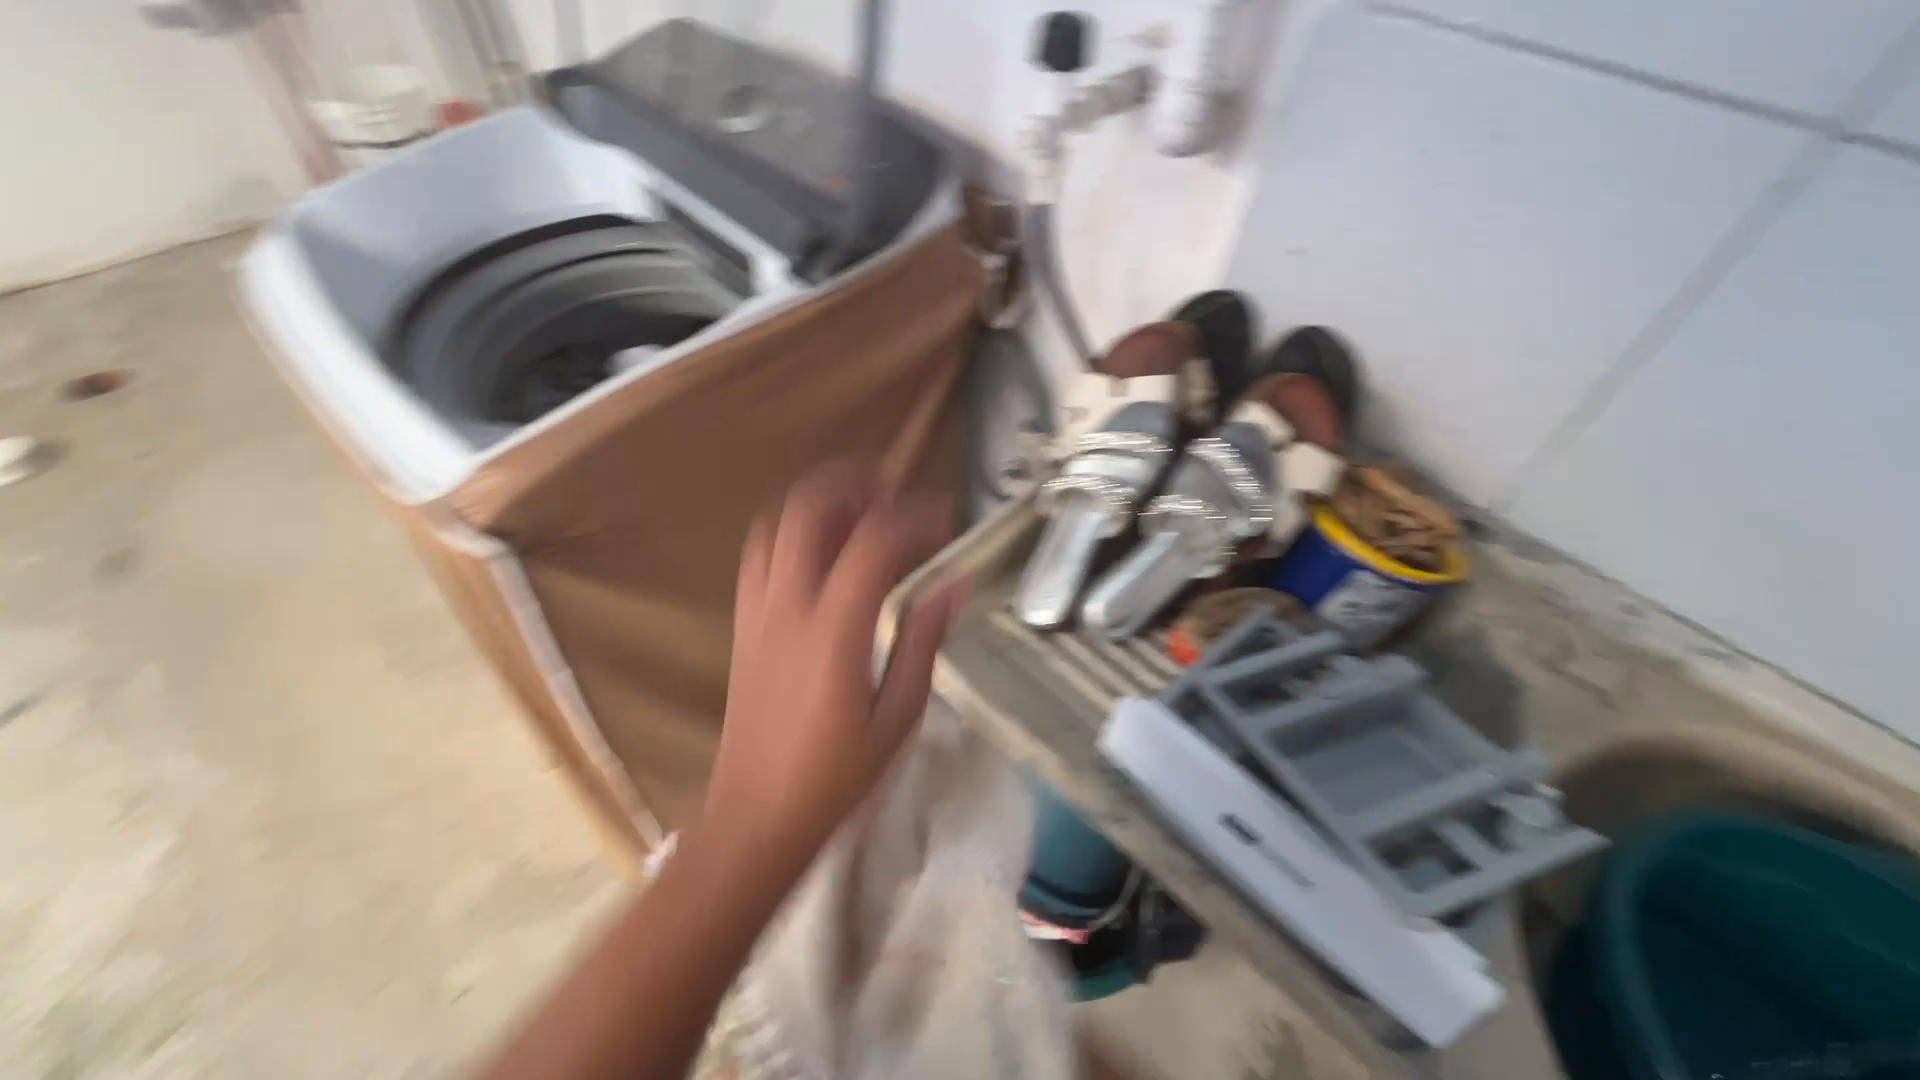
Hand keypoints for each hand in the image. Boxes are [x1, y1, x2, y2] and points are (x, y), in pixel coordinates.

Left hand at [702, 462, 965, 873]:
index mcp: (834, 631)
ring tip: (858, 509)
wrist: (756, 815)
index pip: (873, 543)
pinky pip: (758, 556)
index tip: (942, 516)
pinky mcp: (742, 625)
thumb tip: (953, 585)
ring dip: (817, 503)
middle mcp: (788, 607)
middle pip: (809, 511)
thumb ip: (924, 642)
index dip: (912, 517)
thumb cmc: (836, 775)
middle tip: (893, 490)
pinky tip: (819, 550)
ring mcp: (757, 612)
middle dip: (852, 485)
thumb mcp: (898, 716)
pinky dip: (789, 532)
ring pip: (775, 525)